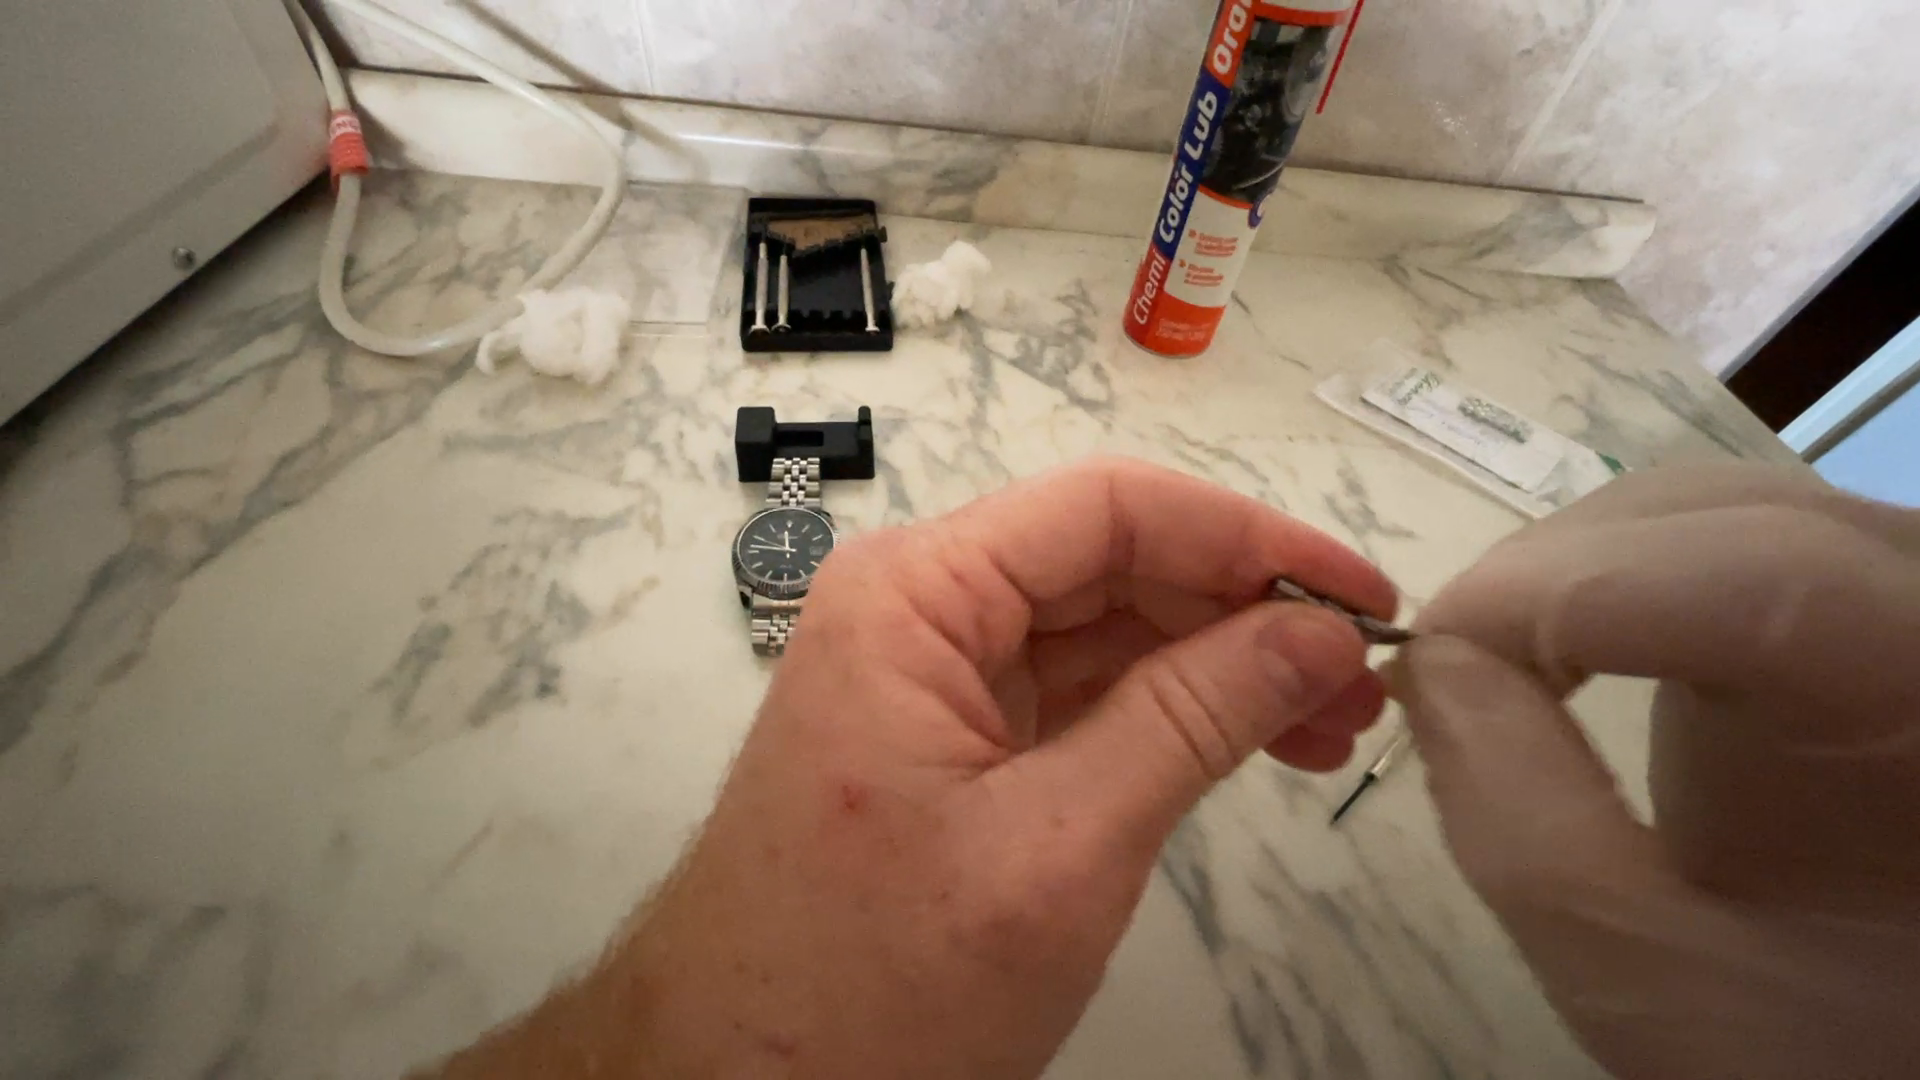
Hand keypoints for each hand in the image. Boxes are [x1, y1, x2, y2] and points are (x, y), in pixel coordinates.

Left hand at [422, 458, 1394, 1078]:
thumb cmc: (874, 982)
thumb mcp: (1058, 849)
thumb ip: (1191, 720)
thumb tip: (1317, 634)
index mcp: (917, 591)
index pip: (1106, 508)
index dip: (1244, 535)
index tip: (1358, 593)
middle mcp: (918, 600)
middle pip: (1106, 558)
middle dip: (1238, 606)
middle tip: (1357, 674)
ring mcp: (932, 661)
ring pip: (1100, 621)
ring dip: (1214, 659)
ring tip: (1327, 717)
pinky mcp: (951, 719)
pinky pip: (1074, 681)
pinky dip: (1163, 704)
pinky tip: (1245, 737)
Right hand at [1390, 465, 1919, 1079]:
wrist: (1888, 1048)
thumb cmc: (1800, 1045)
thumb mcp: (1639, 973)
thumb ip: (1511, 811)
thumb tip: (1425, 661)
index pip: (1762, 580)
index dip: (1556, 593)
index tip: (1425, 660)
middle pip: (1721, 515)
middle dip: (1545, 575)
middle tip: (1451, 663)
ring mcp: (1910, 606)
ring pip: (1706, 510)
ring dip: (1565, 569)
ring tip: (1499, 659)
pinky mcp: (1849, 615)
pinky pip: (1707, 542)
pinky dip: (1599, 577)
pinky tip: (1563, 649)